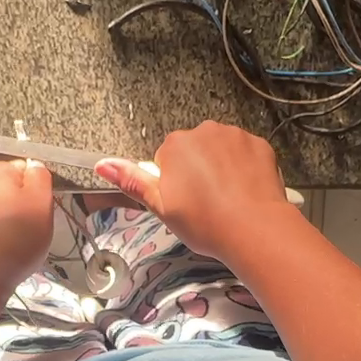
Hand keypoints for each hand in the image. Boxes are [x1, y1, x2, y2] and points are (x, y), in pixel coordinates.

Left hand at [0, 159, 53, 289]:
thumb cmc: (17, 235)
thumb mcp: (41, 200)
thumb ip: (41, 177)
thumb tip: (35, 166)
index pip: (26, 170)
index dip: (39, 188)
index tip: (44, 206)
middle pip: (14, 192)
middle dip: (28, 207)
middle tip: (37, 226)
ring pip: (5, 213)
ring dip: (17, 225)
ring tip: (24, 243)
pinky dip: (4, 239)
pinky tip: (9, 252)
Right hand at [94, 121, 295, 260]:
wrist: (253, 229)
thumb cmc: (205, 223)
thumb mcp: (161, 207)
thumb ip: (132, 181)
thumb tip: (103, 165)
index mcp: (176, 145)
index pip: (166, 159)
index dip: (172, 183)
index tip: (182, 202)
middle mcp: (204, 131)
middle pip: (193, 151)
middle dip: (196, 172)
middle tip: (204, 205)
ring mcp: (234, 136)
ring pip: (220, 150)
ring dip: (220, 169)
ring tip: (225, 201)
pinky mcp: (258, 144)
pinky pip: (245, 154)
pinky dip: (243, 169)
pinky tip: (243, 193)